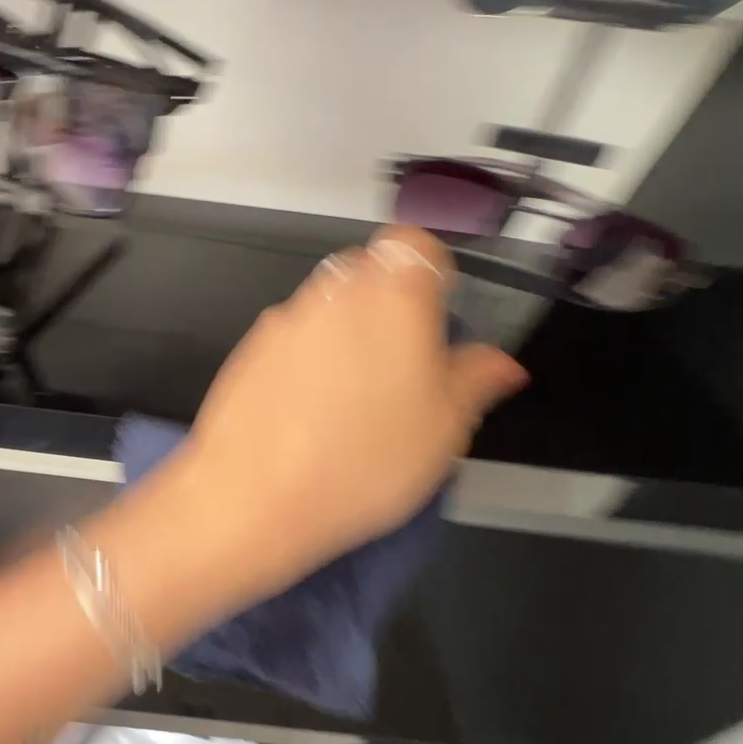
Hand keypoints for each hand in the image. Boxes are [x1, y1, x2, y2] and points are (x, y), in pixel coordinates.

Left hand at [166, 224, 526, 600]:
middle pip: (366, 275)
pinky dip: (302, 367)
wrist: (252, 498)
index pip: (415, 245)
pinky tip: (310, 417)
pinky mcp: (246, 356)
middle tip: (403, 368)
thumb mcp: (443, 430)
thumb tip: (497, 366)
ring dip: (342, 341)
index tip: (437, 314)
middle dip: (387, 310)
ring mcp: (281, 325)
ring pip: (323, 312)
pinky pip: (286, 346)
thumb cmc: (351, 465)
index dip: (430, 274)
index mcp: (393, 297)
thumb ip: (474, 382)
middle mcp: (330, 298)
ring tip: (355, 405)